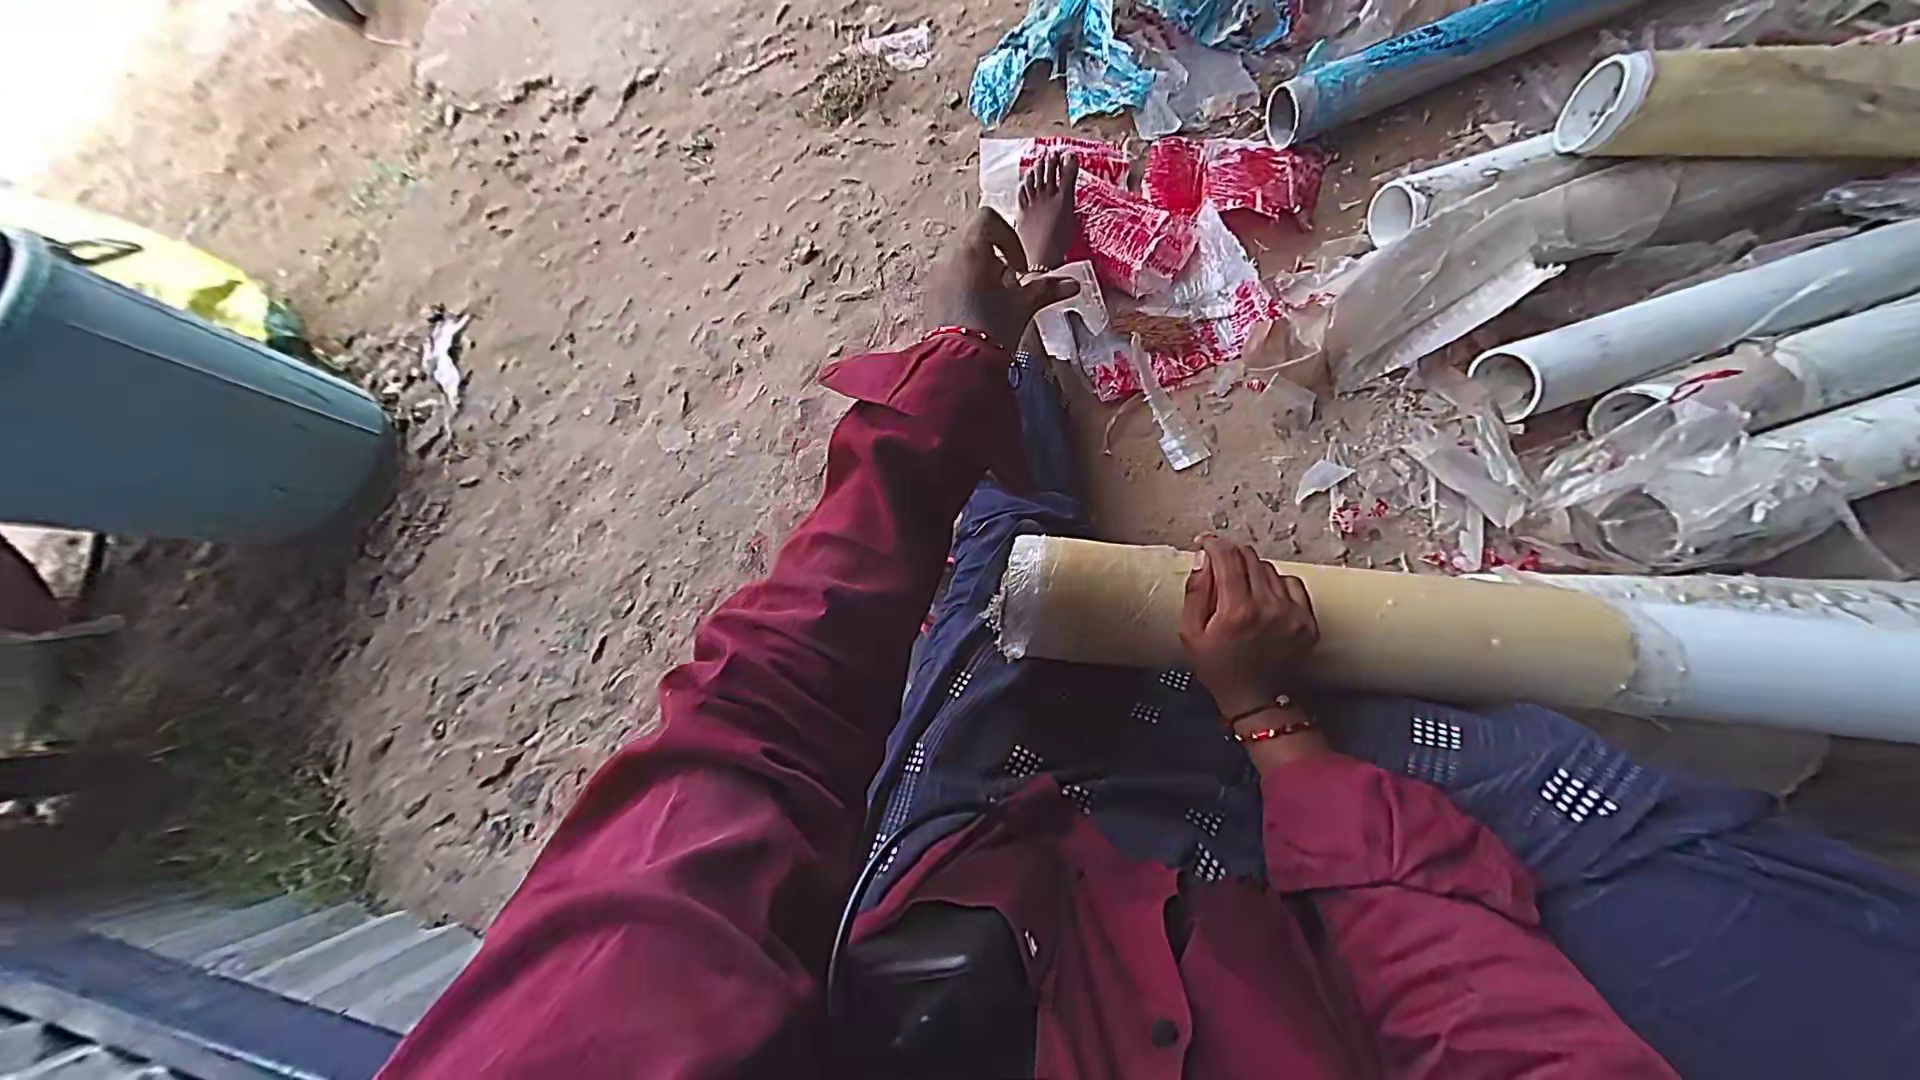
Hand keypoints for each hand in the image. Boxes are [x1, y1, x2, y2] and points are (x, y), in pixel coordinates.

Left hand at [924, 208, 1077, 352]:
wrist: (959, 366)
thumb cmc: (991, 330)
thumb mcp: (1023, 306)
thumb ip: (1046, 289)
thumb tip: (1072, 285)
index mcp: (971, 251)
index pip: (988, 219)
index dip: (1009, 238)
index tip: (1020, 265)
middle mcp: (949, 259)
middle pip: (974, 242)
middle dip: (997, 260)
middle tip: (1010, 287)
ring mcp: (936, 280)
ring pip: (962, 264)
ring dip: (982, 276)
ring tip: (996, 305)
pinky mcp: (931, 301)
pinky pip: (950, 285)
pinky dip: (967, 292)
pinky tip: (979, 317)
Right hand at [1179, 535, 1319, 717]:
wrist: (1257, 699)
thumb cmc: (1218, 667)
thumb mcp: (1190, 633)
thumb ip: (1195, 592)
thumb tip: (1202, 558)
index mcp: (1237, 611)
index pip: (1227, 557)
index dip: (1212, 544)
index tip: (1204, 543)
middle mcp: (1269, 607)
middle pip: (1249, 557)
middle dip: (1230, 555)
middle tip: (1218, 566)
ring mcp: (1293, 613)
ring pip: (1269, 568)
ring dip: (1251, 570)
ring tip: (1239, 587)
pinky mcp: (1308, 620)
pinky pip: (1291, 584)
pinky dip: (1274, 583)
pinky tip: (1263, 597)